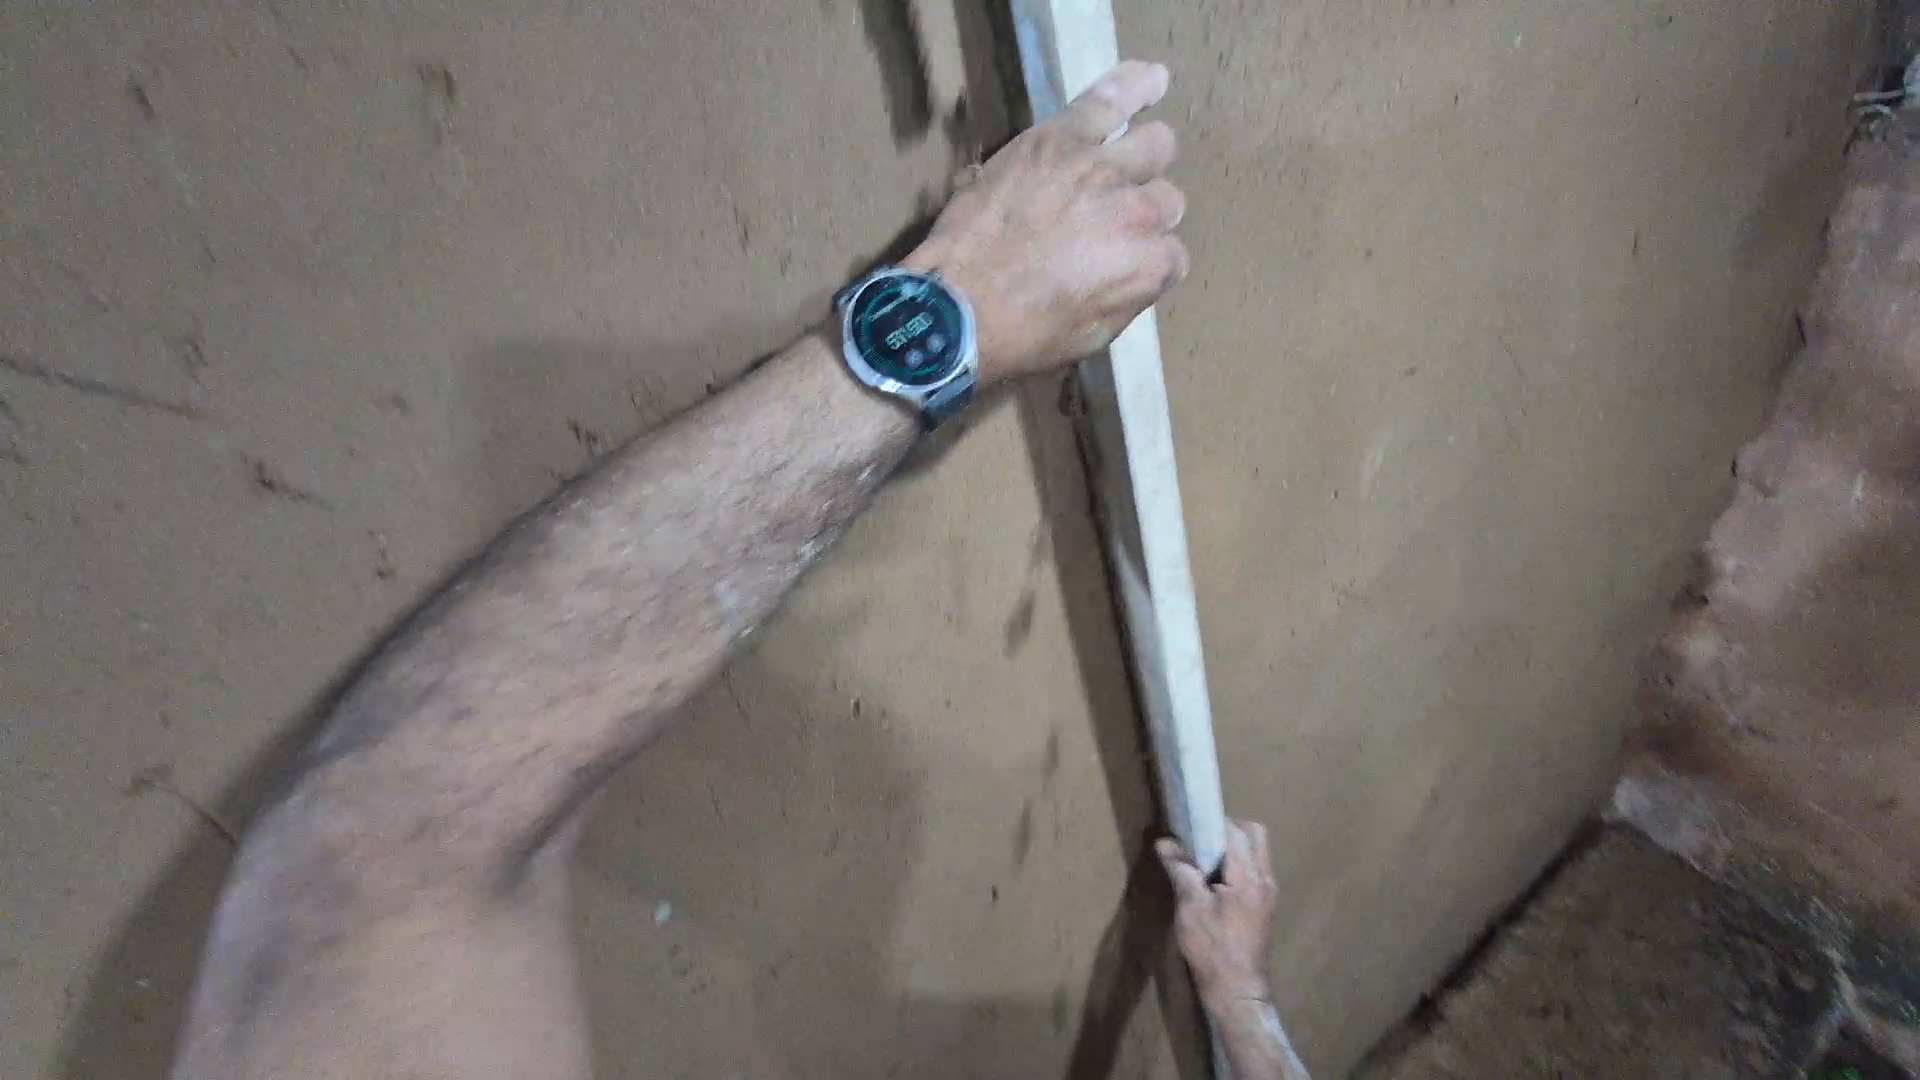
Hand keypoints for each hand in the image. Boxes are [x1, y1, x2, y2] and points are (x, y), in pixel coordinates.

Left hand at [906, 60, 1188, 384]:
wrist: (959, 307)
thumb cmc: (1022, 336)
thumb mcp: (1089, 337)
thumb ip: (1126, 298)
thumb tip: (1133, 275)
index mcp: (1148, 268)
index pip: (1171, 254)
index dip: (1145, 262)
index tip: (1120, 268)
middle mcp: (1138, 213)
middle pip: (1165, 200)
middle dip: (1145, 214)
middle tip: (1108, 225)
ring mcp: (1102, 168)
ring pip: (1153, 145)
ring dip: (1144, 159)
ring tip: (1129, 161)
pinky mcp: (1061, 138)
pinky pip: (1111, 98)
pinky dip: (1135, 86)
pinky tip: (1153, 80)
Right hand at [1157, 819, 1276, 1006]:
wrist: (1237, 992)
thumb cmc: (1212, 948)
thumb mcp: (1190, 907)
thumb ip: (1180, 869)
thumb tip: (1165, 843)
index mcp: (1248, 877)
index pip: (1235, 832)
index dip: (1212, 822)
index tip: (1189, 823)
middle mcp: (1265, 880)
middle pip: (1255, 834)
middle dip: (1229, 828)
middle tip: (1201, 837)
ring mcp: (1269, 893)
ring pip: (1258, 851)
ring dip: (1234, 846)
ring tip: (1205, 858)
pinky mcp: (1266, 905)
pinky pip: (1256, 869)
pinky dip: (1239, 863)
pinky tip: (1215, 880)